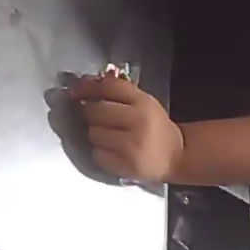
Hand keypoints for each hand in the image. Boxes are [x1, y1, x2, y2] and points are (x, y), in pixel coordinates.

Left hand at [70, 74, 185, 182]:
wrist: (176, 157)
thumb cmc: (154, 127)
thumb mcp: (144, 103)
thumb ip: (118, 93)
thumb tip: (85, 84)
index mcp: (144, 102)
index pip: (109, 87)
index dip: (87, 87)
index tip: (74, 92)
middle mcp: (138, 121)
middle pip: (95, 111)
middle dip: (90, 114)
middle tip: (96, 118)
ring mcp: (131, 145)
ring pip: (93, 133)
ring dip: (95, 134)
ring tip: (108, 137)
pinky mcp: (125, 165)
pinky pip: (96, 154)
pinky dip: (99, 152)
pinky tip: (111, 151)